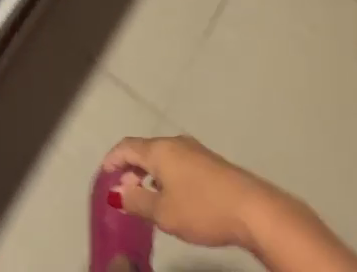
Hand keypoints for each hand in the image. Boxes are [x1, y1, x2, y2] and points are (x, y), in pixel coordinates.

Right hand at [99, 135, 275, 250]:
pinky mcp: (211, 163)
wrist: (252, 208)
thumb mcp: (163, 212)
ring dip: (150, 174)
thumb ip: (136, 201)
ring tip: (146, 198)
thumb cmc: (202, 208)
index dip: (112, 159)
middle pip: (145, 150)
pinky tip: (172, 197)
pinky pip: (179, 164)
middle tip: (123, 191)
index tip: (104, 175)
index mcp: (160, 150)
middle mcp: (176, 143)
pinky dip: (167, 177)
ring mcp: (196, 151)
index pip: (127, 146)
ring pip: (163, 158)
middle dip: (131, 168)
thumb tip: (117, 192)